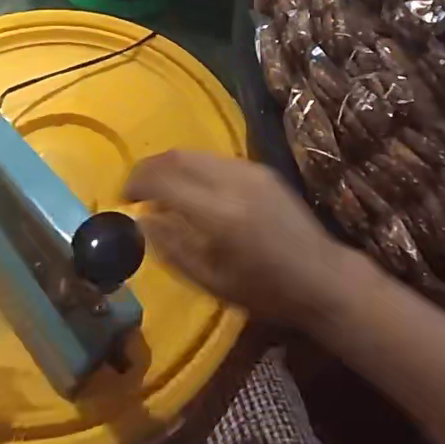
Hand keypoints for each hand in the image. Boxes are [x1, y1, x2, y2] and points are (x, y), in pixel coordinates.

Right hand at [125, 151, 355, 326]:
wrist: (321, 275)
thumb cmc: (265, 290)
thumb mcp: (211, 280)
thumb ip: (172, 246)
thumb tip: (142, 219)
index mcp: (219, 212)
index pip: (164, 180)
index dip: (136, 183)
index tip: (123, 198)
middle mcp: (234, 181)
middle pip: (179, 156)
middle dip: (150, 168)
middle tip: (135, 189)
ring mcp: (252, 170)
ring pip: (198, 153)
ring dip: (173, 166)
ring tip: (161, 190)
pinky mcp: (263, 170)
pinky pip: (219, 160)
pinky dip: (197, 168)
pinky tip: (194, 191)